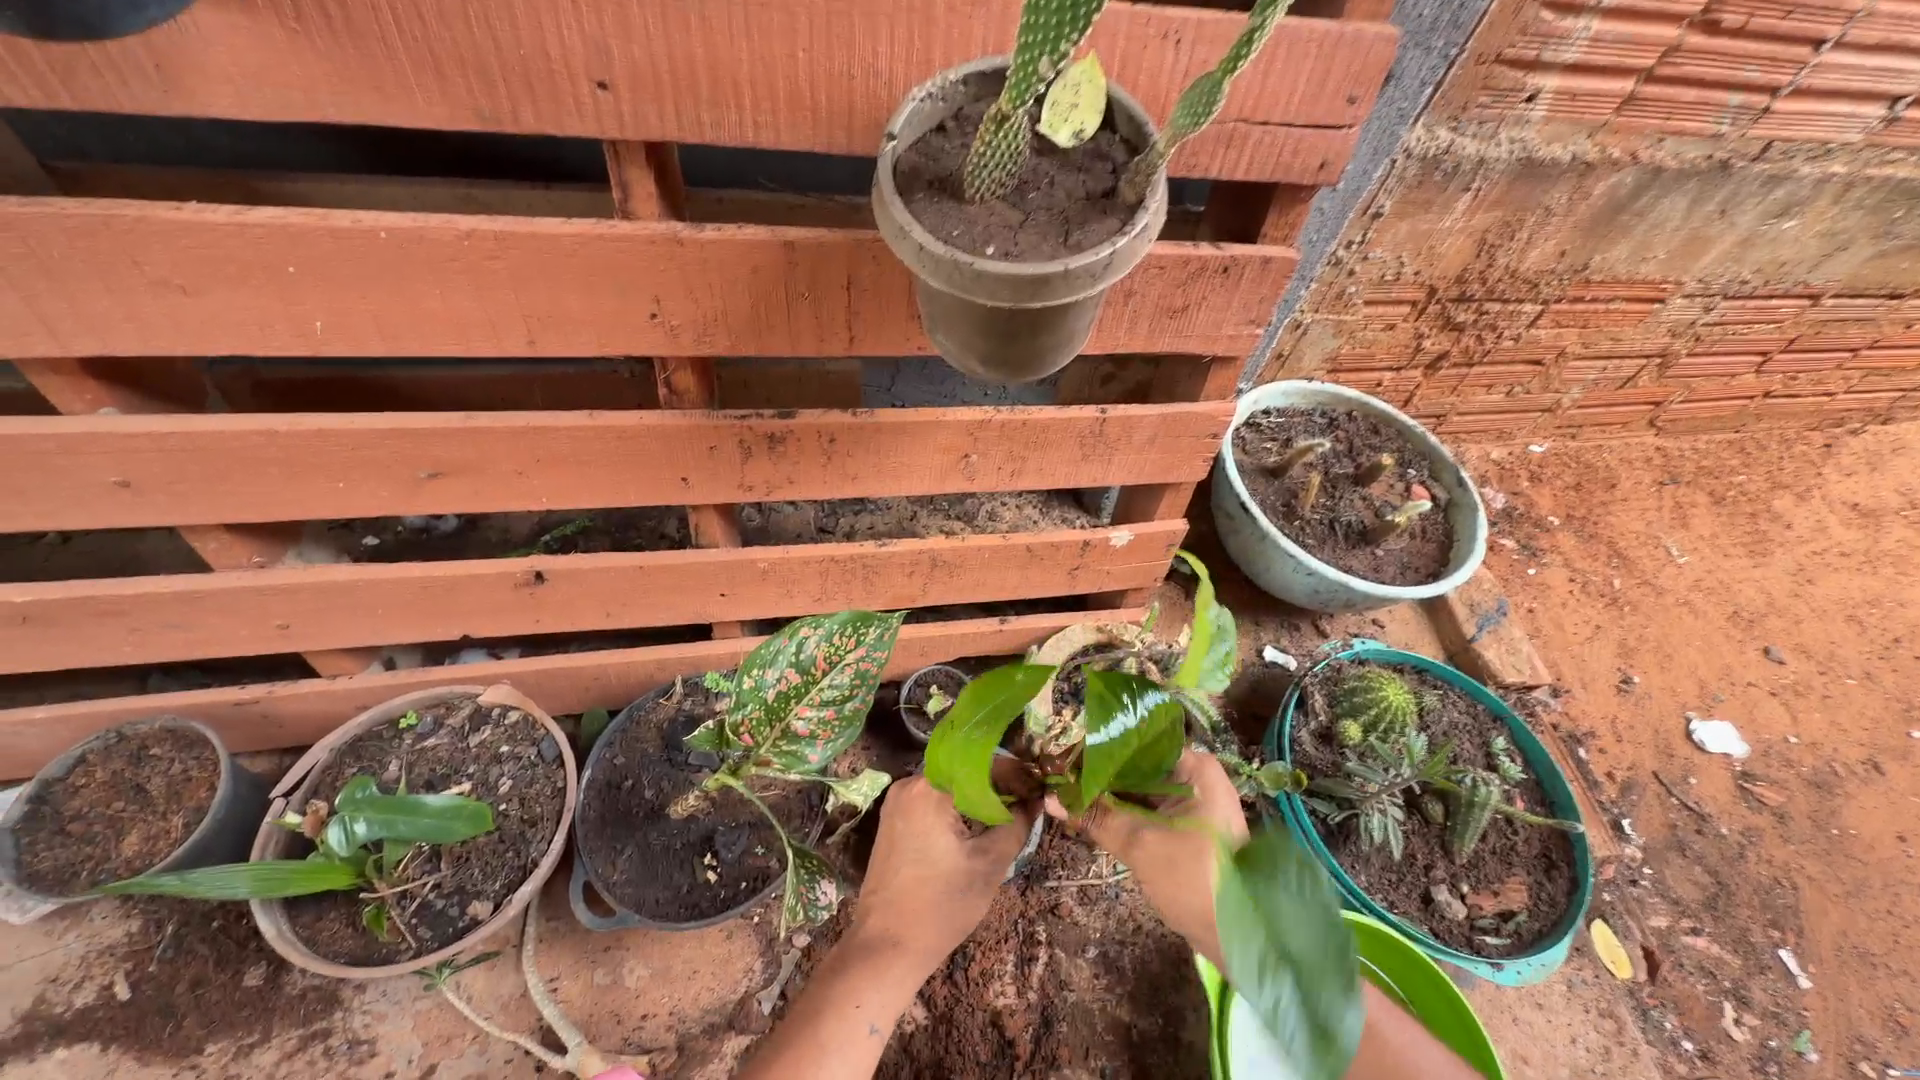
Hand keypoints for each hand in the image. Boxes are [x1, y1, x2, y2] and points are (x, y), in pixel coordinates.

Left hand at [849, 775, 1034, 972]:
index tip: (1039, 788)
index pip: (983, 763)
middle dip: (998, 783)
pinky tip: (979, 823)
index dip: (1016, 774)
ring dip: (978, 795)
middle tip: (1028, 800)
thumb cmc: (941, 906)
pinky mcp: (893, 820)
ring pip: (948, 785)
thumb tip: (1035, 801)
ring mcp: (897, 802)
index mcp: (930, 788)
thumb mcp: (989, 864)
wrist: (886, 945)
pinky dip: (957, 806)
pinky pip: (932, 800)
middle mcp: (909, 785)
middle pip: (963, 770)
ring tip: (1010, 811)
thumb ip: (1016, 825)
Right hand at [1045, 748, 1247, 964]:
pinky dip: (1123, 815)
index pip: (1137, 747)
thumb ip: (1096, 816)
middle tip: (1057, 781)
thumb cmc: (1194, 879)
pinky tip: (1089, 816)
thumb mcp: (1140, 844)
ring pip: (1139, 791)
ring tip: (1065, 796)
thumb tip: (1052, 797)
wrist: (1239, 936)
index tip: (1062, 762)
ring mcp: (1193, 803)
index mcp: (1195, 767)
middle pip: (1137, 768)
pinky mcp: (1187, 828)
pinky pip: (1148, 811)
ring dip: (1108, 798)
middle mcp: (1196, 776)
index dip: (1098, 754)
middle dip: (1099, 778)